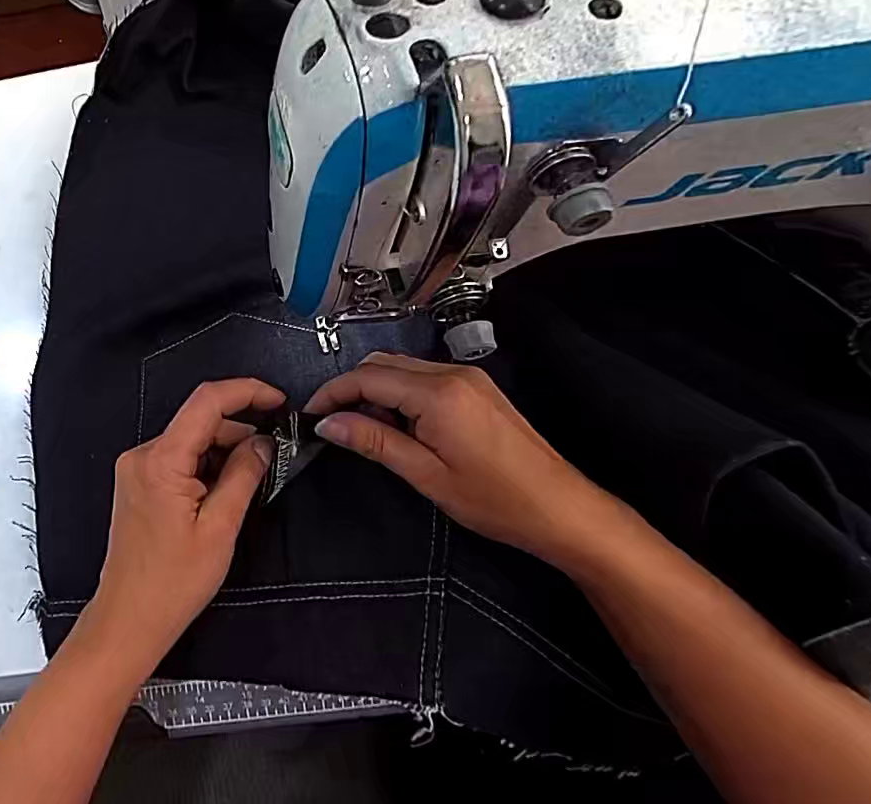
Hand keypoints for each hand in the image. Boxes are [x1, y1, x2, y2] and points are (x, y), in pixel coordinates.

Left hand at [79, 378, 283, 674]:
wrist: (127, 623)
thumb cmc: (173, 583)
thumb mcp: (221, 527)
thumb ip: (244, 474)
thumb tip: (264, 441)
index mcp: (161, 461)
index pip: (207, 401)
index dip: (247, 391)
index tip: (278, 401)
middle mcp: (142, 455)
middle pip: (201, 419)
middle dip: (241, 429)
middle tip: (273, 453)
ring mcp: (137, 468)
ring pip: (193, 437)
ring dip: (226, 449)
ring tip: (251, 479)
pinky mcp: (139, 481)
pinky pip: (181, 455)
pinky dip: (208, 463)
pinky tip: (225, 489)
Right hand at [304, 353, 623, 568]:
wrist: (559, 505)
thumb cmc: (494, 499)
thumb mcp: (427, 476)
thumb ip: (376, 442)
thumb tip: (329, 424)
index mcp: (437, 393)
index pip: (369, 377)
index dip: (333, 392)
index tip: (310, 416)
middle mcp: (451, 373)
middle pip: (384, 364)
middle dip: (354, 389)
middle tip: (337, 427)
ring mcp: (468, 376)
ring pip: (405, 368)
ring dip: (379, 392)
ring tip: (371, 433)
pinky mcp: (478, 386)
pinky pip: (426, 377)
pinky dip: (404, 394)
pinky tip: (404, 426)